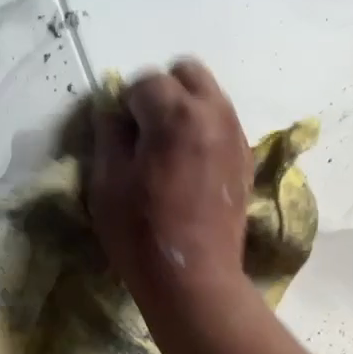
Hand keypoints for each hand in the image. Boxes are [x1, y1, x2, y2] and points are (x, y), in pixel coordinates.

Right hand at [88, 60, 254, 313]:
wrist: (193, 280)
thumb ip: (109, 137)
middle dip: (160, 93)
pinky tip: (187, 169)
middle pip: (186, 73)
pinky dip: (202, 133)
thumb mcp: (107, 187)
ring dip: (184, 111)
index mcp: (175, 115)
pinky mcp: (244, 159)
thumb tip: (112, 111)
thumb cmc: (141, 237)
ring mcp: (234, 134)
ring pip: (208, 95)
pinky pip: (222, 124)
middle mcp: (213, 112)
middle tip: (143, 135)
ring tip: (166, 153)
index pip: (144, 81)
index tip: (117, 140)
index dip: (124, 107)